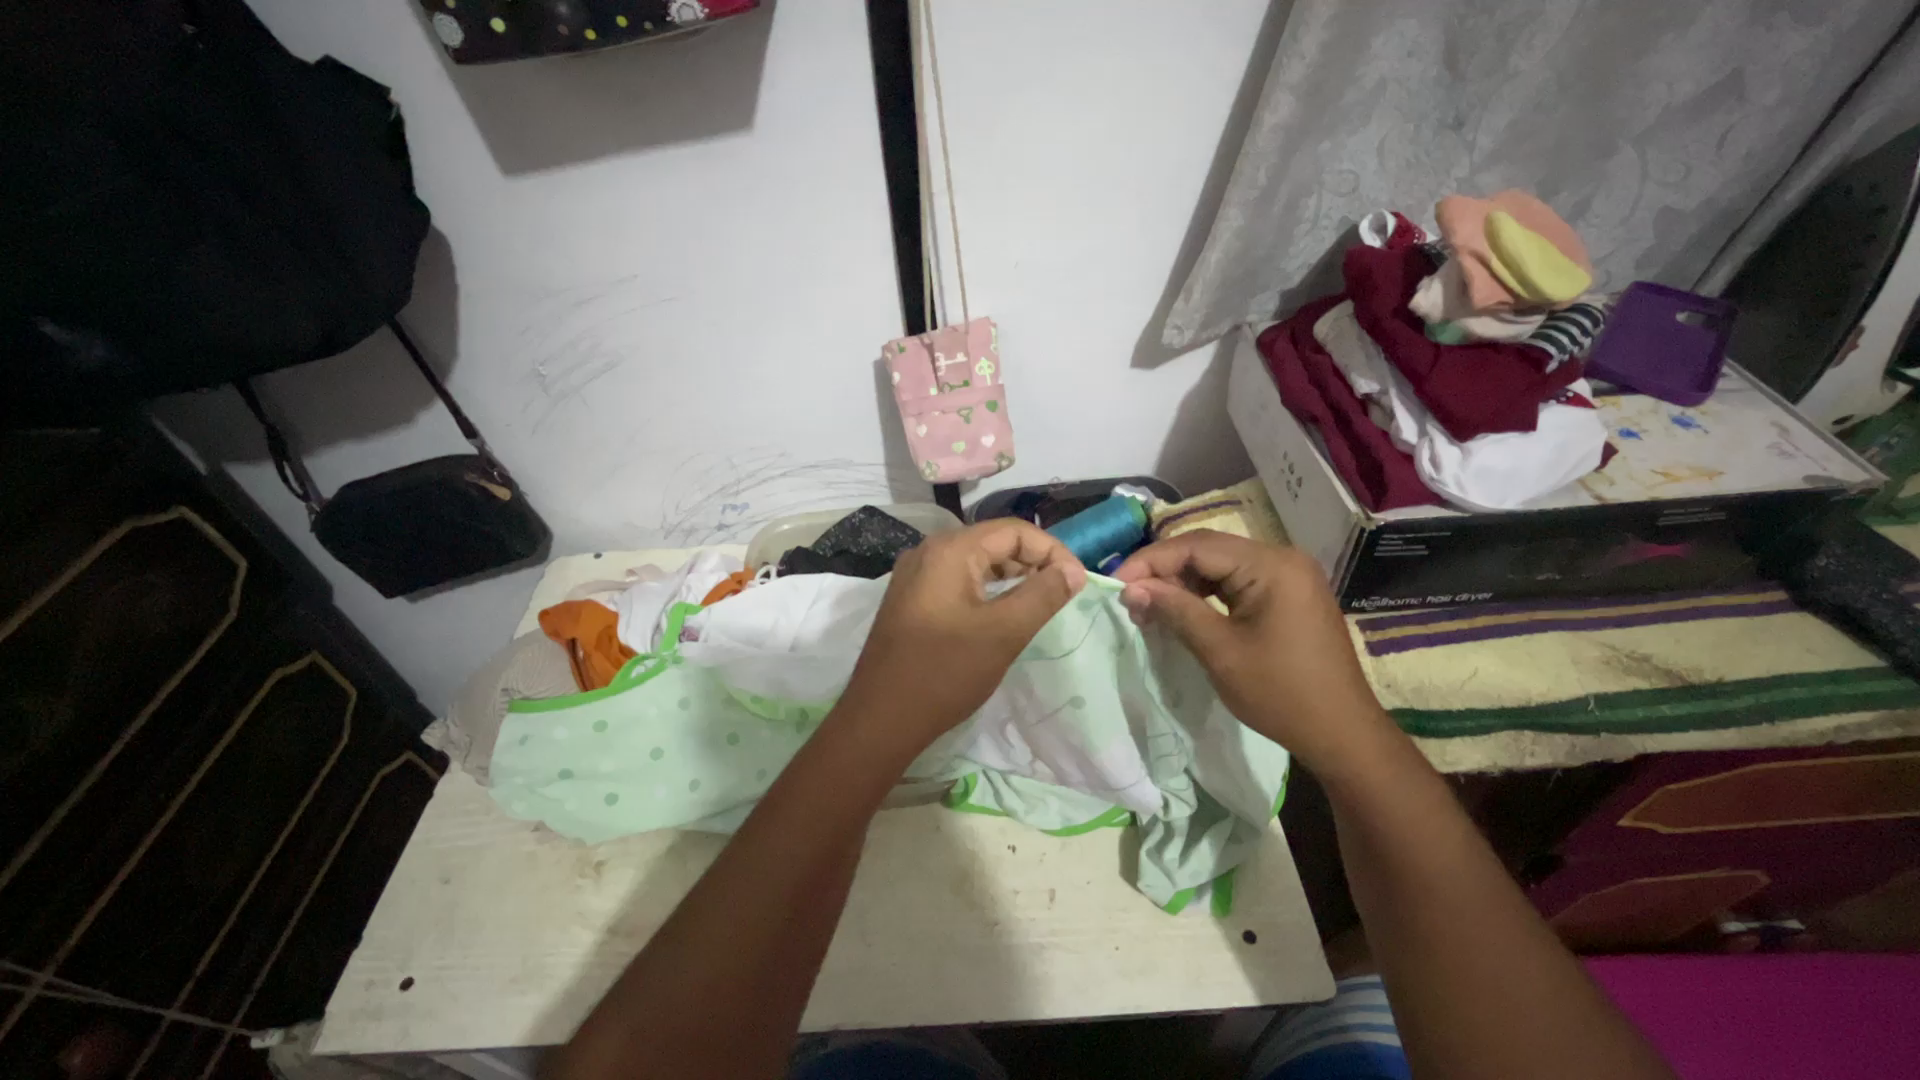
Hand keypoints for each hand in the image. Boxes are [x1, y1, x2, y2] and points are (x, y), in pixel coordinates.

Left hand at [839, 519, 1085, 755]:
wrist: (880, 719)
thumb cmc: (945, 672)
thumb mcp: (1004, 632)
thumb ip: (1043, 595)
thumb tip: (1073, 571)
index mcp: (949, 550)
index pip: (1014, 530)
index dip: (1052, 551)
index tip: (1077, 583)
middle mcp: (927, 552)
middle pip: (993, 541)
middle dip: (1033, 562)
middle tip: (1061, 595)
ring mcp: (914, 577)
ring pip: (975, 563)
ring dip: (1011, 578)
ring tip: (1038, 605)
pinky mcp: (910, 601)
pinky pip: (957, 582)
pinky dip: (986, 591)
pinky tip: (1001, 616)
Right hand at [1112, 530, 1397, 775]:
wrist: (1341, 732)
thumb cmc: (1280, 693)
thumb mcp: (1220, 651)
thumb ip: (1175, 610)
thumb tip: (1131, 588)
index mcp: (1271, 565)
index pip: (1197, 546)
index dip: (1151, 561)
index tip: (1117, 584)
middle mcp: (1282, 559)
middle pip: (1209, 549)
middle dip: (1165, 570)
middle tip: (1130, 599)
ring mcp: (1289, 576)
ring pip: (1221, 565)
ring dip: (1183, 582)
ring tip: (1149, 608)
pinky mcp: (1288, 595)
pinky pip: (1237, 582)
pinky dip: (1206, 593)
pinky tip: (1182, 611)